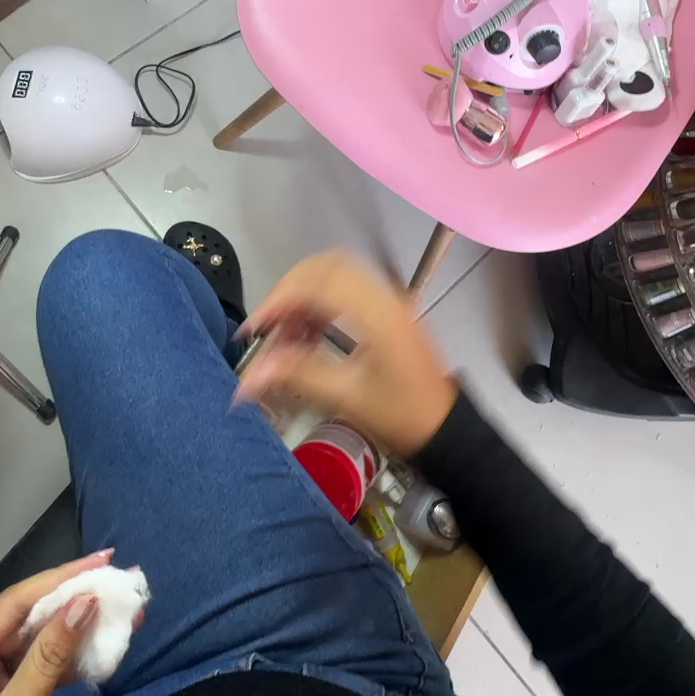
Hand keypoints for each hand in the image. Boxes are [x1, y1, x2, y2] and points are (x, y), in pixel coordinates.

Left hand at [0, 550, 120, 695]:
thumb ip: (48, 659)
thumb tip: (85, 601)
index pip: (12, 603)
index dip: (60, 578)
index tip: (105, 560)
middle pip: (23, 619)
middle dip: (74, 603)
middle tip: (121, 589)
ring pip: (31, 644)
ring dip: (75, 633)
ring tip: (120, 618)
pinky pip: (30, 670)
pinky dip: (62, 663)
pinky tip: (95, 653)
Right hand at [235, 251, 458, 457]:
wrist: (445, 429)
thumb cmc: (402, 416)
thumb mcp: (347, 397)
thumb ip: (297, 375)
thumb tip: (249, 376)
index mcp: (378, 314)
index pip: (319, 283)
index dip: (280, 299)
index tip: (257, 327)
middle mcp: (384, 296)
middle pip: (325, 266)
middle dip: (289, 290)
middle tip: (268, 324)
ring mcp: (388, 300)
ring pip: (334, 274)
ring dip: (303, 296)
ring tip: (285, 334)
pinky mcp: (386, 309)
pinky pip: (345, 289)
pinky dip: (319, 303)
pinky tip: (306, 334)